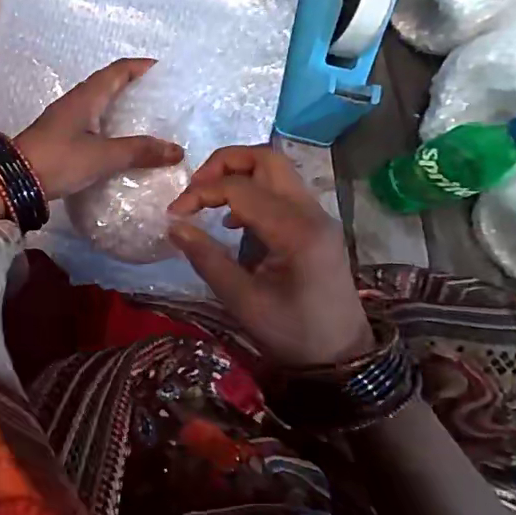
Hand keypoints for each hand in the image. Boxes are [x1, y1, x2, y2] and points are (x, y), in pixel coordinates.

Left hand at [0, 58, 184, 217]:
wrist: (13, 181)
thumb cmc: (59, 159)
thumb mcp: (103, 156)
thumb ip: (139, 151)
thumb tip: (177, 150)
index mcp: (87, 96)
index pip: (119, 70)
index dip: (142, 67)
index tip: (165, 71)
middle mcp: (75, 102)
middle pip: (109, 85)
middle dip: (136, 88)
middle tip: (162, 99)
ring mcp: (65, 120)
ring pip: (100, 106)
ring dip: (122, 109)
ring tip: (148, 122)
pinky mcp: (60, 139)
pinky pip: (92, 125)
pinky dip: (110, 128)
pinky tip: (121, 145)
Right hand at [166, 145, 373, 367]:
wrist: (341, 355)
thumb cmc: (291, 332)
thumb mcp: (242, 301)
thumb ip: (207, 258)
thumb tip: (174, 225)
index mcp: (295, 231)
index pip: (240, 188)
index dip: (200, 193)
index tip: (173, 214)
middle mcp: (311, 212)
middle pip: (267, 159)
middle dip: (224, 163)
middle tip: (194, 188)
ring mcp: (317, 216)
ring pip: (276, 170)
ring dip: (238, 174)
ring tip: (207, 199)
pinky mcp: (315, 225)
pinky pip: (281, 190)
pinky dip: (252, 190)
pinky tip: (231, 220)